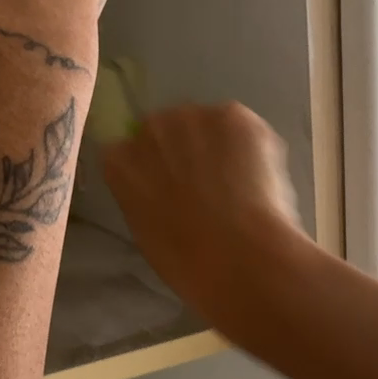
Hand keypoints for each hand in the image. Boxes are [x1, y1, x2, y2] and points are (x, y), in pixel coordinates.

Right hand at [102, 103, 306, 309]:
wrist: (240, 258)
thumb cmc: (187, 262)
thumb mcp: (145, 229)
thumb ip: (144, 195)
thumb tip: (162, 187)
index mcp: (119, 161)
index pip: (128, 151)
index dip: (152, 168)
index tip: (169, 188)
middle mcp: (149, 128)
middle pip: (165, 128)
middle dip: (183, 149)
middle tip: (207, 184)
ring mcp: (192, 117)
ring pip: (205, 124)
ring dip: (216, 144)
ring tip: (238, 183)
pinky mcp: (234, 116)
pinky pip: (239, 127)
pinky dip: (249, 146)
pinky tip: (258, 177)